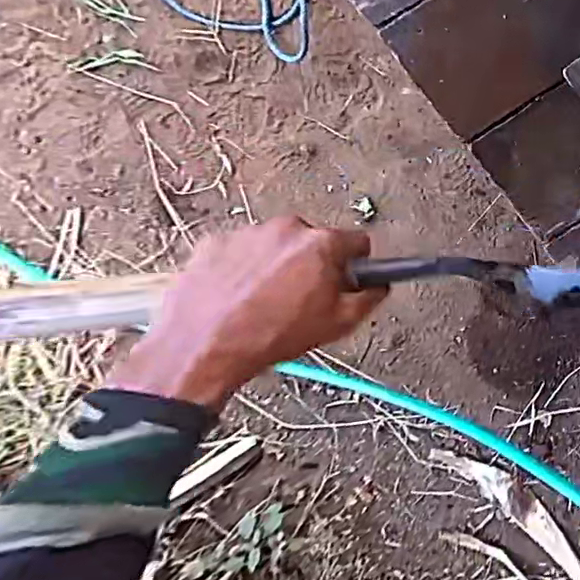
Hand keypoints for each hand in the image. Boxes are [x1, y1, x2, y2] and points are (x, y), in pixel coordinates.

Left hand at [105, 217, 385, 409]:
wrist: (200, 350)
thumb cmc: (269, 337)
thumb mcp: (338, 324)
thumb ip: (369, 298)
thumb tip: (379, 286)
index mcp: (322, 244)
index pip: (356, 241)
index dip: (354, 263)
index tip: (344, 277)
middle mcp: (287, 229)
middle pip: (314, 241)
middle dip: (312, 263)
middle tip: (300, 296)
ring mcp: (248, 233)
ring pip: (276, 244)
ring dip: (277, 264)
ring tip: (263, 300)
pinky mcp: (215, 242)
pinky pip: (240, 250)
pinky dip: (242, 267)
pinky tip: (237, 295)